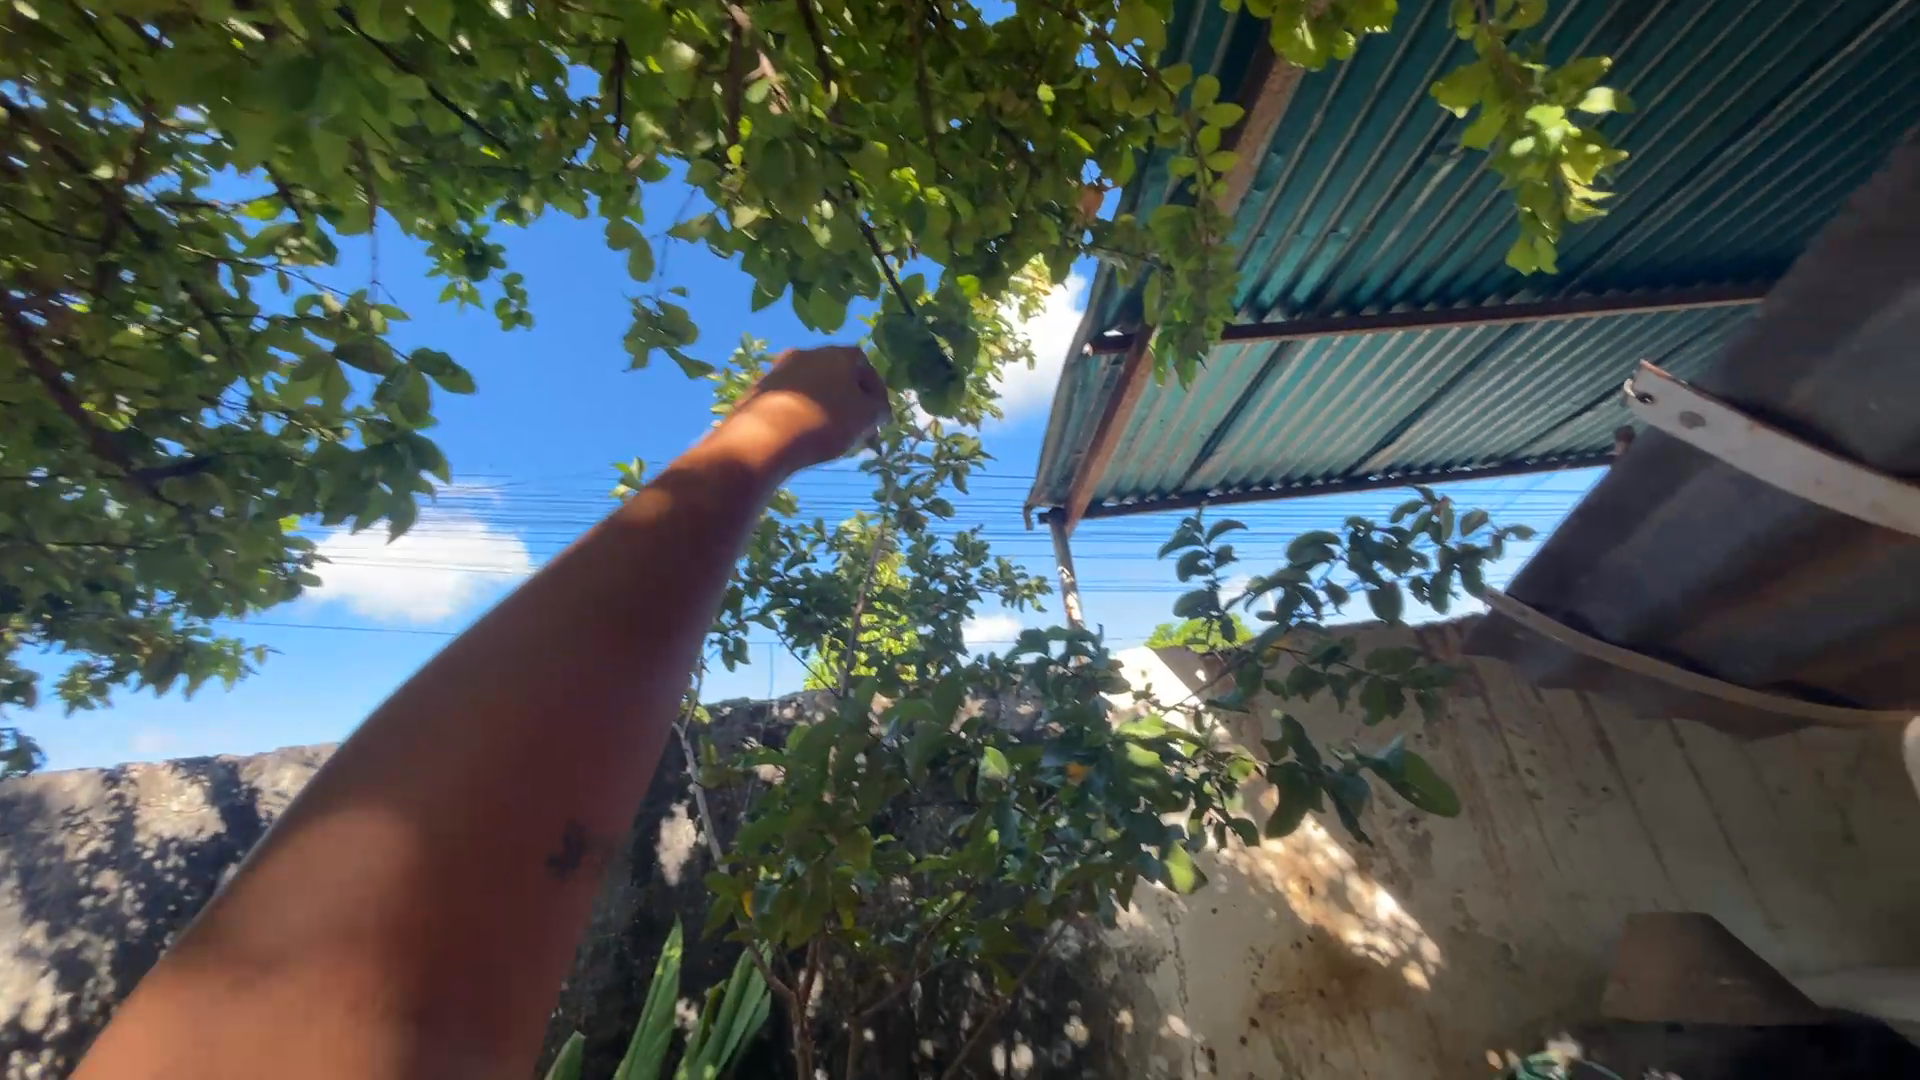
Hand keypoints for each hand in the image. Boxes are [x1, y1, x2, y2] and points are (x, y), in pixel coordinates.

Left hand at [720, 346, 890, 474]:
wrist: (766, 436)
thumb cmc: (826, 422)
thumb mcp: (866, 418)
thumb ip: (879, 410)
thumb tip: (879, 409)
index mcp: (837, 354)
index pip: (865, 364)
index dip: (876, 390)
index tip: (879, 414)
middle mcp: (807, 353)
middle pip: (837, 373)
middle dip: (850, 396)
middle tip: (857, 423)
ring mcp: (779, 369)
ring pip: (812, 385)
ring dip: (825, 403)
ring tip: (831, 431)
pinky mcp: (759, 389)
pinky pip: (790, 399)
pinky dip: (801, 411)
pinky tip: (804, 433)